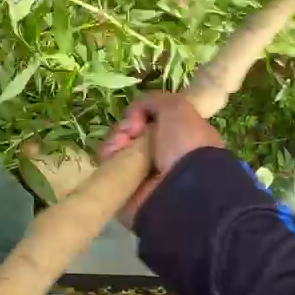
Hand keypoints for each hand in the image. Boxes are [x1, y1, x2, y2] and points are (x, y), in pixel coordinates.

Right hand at [98, 92, 225, 225]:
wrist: (182, 187)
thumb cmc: (185, 144)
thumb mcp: (177, 108)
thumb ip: (154, 101)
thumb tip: (135, 115)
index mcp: (180, 140)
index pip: (151, 124)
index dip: (141, 115)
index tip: (139, 117)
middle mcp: (162, 159)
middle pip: (131, 135)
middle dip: (126, 129)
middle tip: (131, 132)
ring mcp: (143, 177)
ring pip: (117, 150)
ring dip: (115, 142)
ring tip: (122, 144)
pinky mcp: (125, 193)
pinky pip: (109, 169)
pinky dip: (109, 159)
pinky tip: (116, 157)